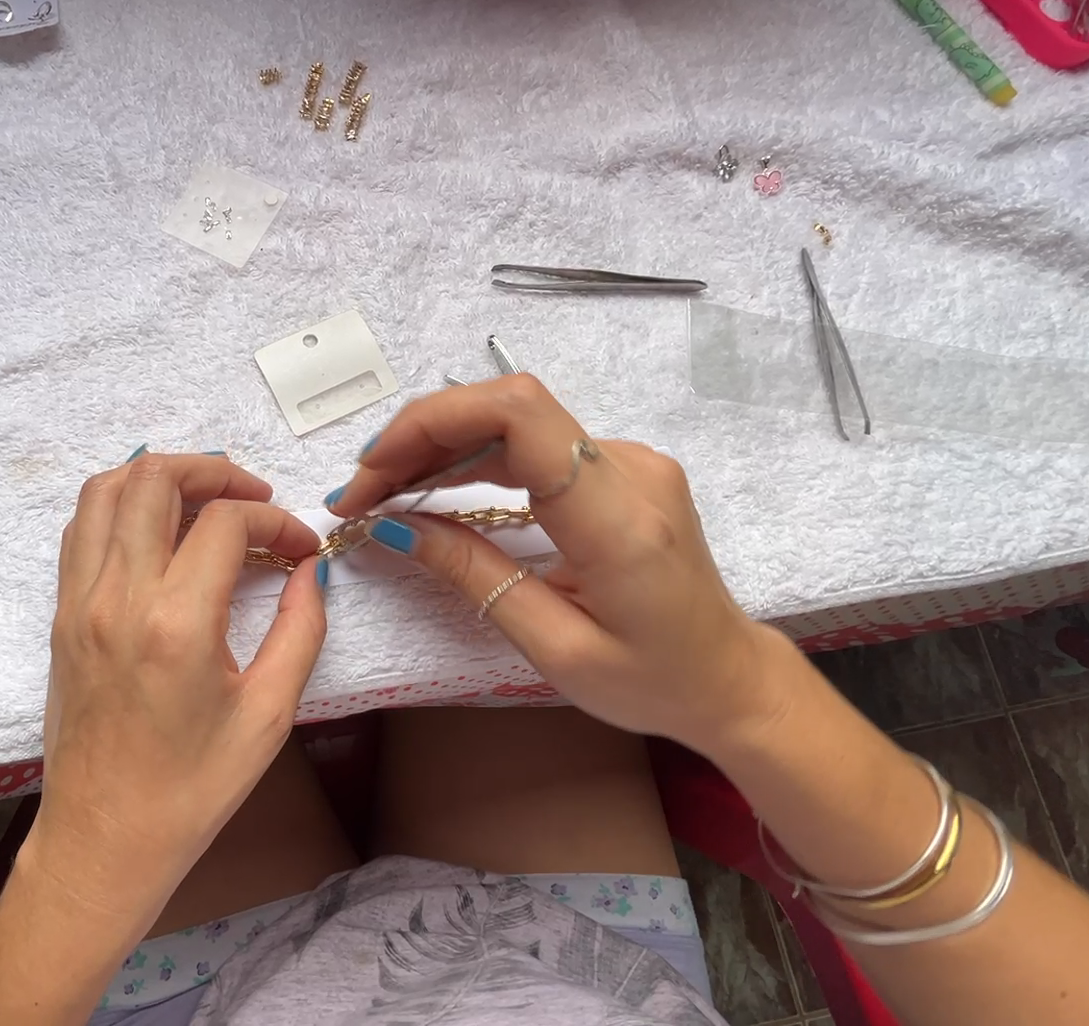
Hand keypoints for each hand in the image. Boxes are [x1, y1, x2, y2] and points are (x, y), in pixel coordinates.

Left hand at [35, 451, 328, 935]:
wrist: (103, 839)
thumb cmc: (192, 788)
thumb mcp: (268, 715)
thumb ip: (300, 629)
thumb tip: (312, 569)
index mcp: (175, 622)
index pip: (227, 522)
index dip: (276, 520)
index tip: (301, 546)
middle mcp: (117, 595)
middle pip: (154, 477)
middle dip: (213, 469)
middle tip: (253, 496)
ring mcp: (77, 600)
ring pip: (106, 489)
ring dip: (160, 476)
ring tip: (205, 499)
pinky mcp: (59, 612)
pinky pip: (82, 527)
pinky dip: (120, 504)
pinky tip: (156, 527)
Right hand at [324, 375, 786, 749]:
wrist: (731, 678)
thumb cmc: (650, 680)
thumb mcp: (552, 646)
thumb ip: (472, 575)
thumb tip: (391, 527)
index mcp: (617, 519)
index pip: (519, 416)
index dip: (433, 423)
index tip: (373, 472)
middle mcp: (627, 467)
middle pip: (504, 407)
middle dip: (417, 437)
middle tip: (358, 492)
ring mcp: (624, 459)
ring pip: (509, 420)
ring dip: (434, 446)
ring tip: (378, 491)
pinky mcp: (613, 466)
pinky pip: (526, 442)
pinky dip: (466, 457)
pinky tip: (428, 486)